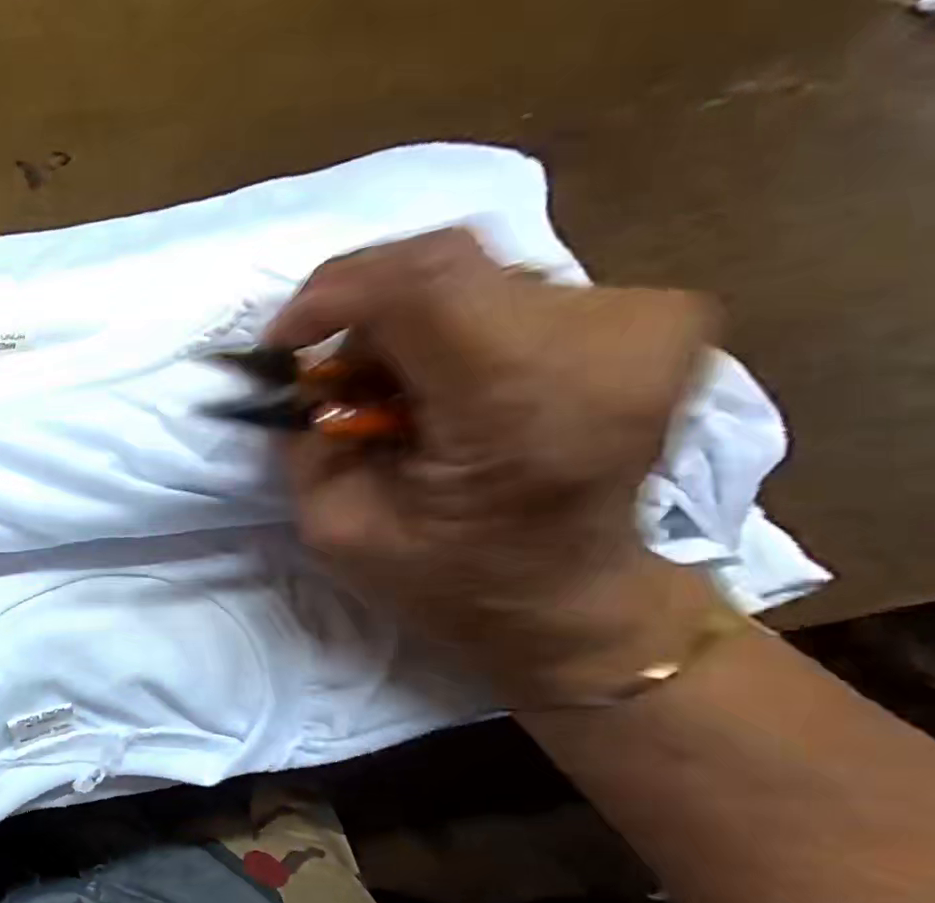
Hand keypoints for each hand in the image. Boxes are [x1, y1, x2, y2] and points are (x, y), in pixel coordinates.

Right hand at [265, 228, 719, 704]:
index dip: (334, 291)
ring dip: (405, 321)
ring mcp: (641, 320)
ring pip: (471, 274)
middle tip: (333, 374)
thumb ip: (307, 440)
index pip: (421, 284)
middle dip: (362, 307)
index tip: (285, 340)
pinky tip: (445, 381)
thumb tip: (308, 373)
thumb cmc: (456, 586)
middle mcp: (602, 341)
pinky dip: (452, 325)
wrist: (575, 607)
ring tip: (390, 391)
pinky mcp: (649, 316)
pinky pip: (509, 288)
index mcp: (523, 407)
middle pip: (442, 263)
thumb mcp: (337, 531)